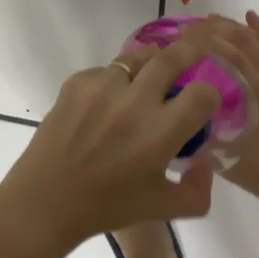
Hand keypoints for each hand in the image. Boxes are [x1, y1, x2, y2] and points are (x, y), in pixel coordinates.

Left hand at [0, 41, 221, 251]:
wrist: (49, 197)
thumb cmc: (109, 205)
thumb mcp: (162, 209)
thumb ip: (197, 191)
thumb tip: (207, 159)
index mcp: (160, 133)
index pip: (202, 94)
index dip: (209, 94)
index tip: (205, 99)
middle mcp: (134, 101)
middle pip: (171, 57)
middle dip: (188, 51)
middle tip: (194, 49)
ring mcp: (103, 85)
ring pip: (136, 58)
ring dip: (149, 63)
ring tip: (149, 74)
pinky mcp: (78, 80)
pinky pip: (105, 71)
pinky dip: (113, 81)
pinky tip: (108, 101)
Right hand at [182, 12, 258, 231]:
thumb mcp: (237, 169)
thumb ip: (206, 140)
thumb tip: (177, 116)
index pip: (229, 55)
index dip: (202, 40)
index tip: (177, 37)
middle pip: (242, 42)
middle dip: (212, 29)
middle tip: (184, 29)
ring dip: (232, 27)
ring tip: (207, 21)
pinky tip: (250, 18)